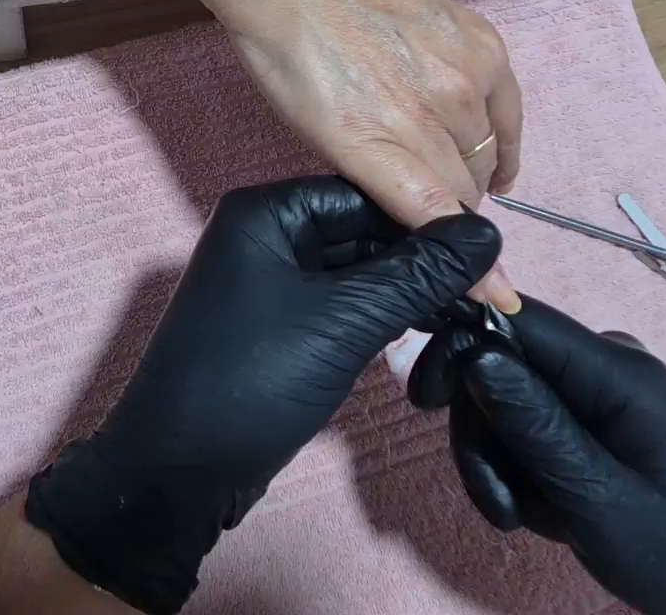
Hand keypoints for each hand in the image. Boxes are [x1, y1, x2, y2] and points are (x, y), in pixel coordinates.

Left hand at [26, 177, 500, 614]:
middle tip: (486, 290)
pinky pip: (338, 301)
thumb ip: (418, 274)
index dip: (426, 219)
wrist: (177, 473)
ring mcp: (268, 278)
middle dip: (418, 260)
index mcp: (266, 210)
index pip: (364, 193)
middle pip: (360, 230)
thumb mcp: (344, 320)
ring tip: (464, 313)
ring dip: (403, 290)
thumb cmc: (254, 377)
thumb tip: (487, 234)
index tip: (489, 250)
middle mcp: (264, 232)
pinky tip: (421, 331)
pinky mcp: (277, 320)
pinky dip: (377, 314)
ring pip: (353, 269)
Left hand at [212, 0, 521, 304]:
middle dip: (452, 211)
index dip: (471, 268)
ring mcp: (462, 73)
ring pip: (488, 151)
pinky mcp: (481, 40)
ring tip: (455, 176)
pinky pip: (510, 107)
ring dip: (473, 173)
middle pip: (466, 191)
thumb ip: (371, 175)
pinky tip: (494, 152)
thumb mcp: (314, 131)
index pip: (441, 221)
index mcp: (375, 143)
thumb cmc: (282, 51)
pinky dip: (503, 137)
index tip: (496, 296)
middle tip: (431, 207)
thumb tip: (413, 208)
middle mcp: (429, 113)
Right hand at [408, 297, 665, 614]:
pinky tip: (538, 503)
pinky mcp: (588, 407)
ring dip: (495, 455)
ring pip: (501, 393)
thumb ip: (536, 425)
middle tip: (494, 499)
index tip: (425, 400)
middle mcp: (604, 360)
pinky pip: (522, 414)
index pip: (514, 318)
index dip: (458, 343)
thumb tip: (472, 353)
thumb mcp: (600, 501)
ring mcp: (595, 383)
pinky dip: (513, 460)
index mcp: (618, 370)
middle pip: (499, 361)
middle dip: (482, 429)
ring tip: (521, 515)